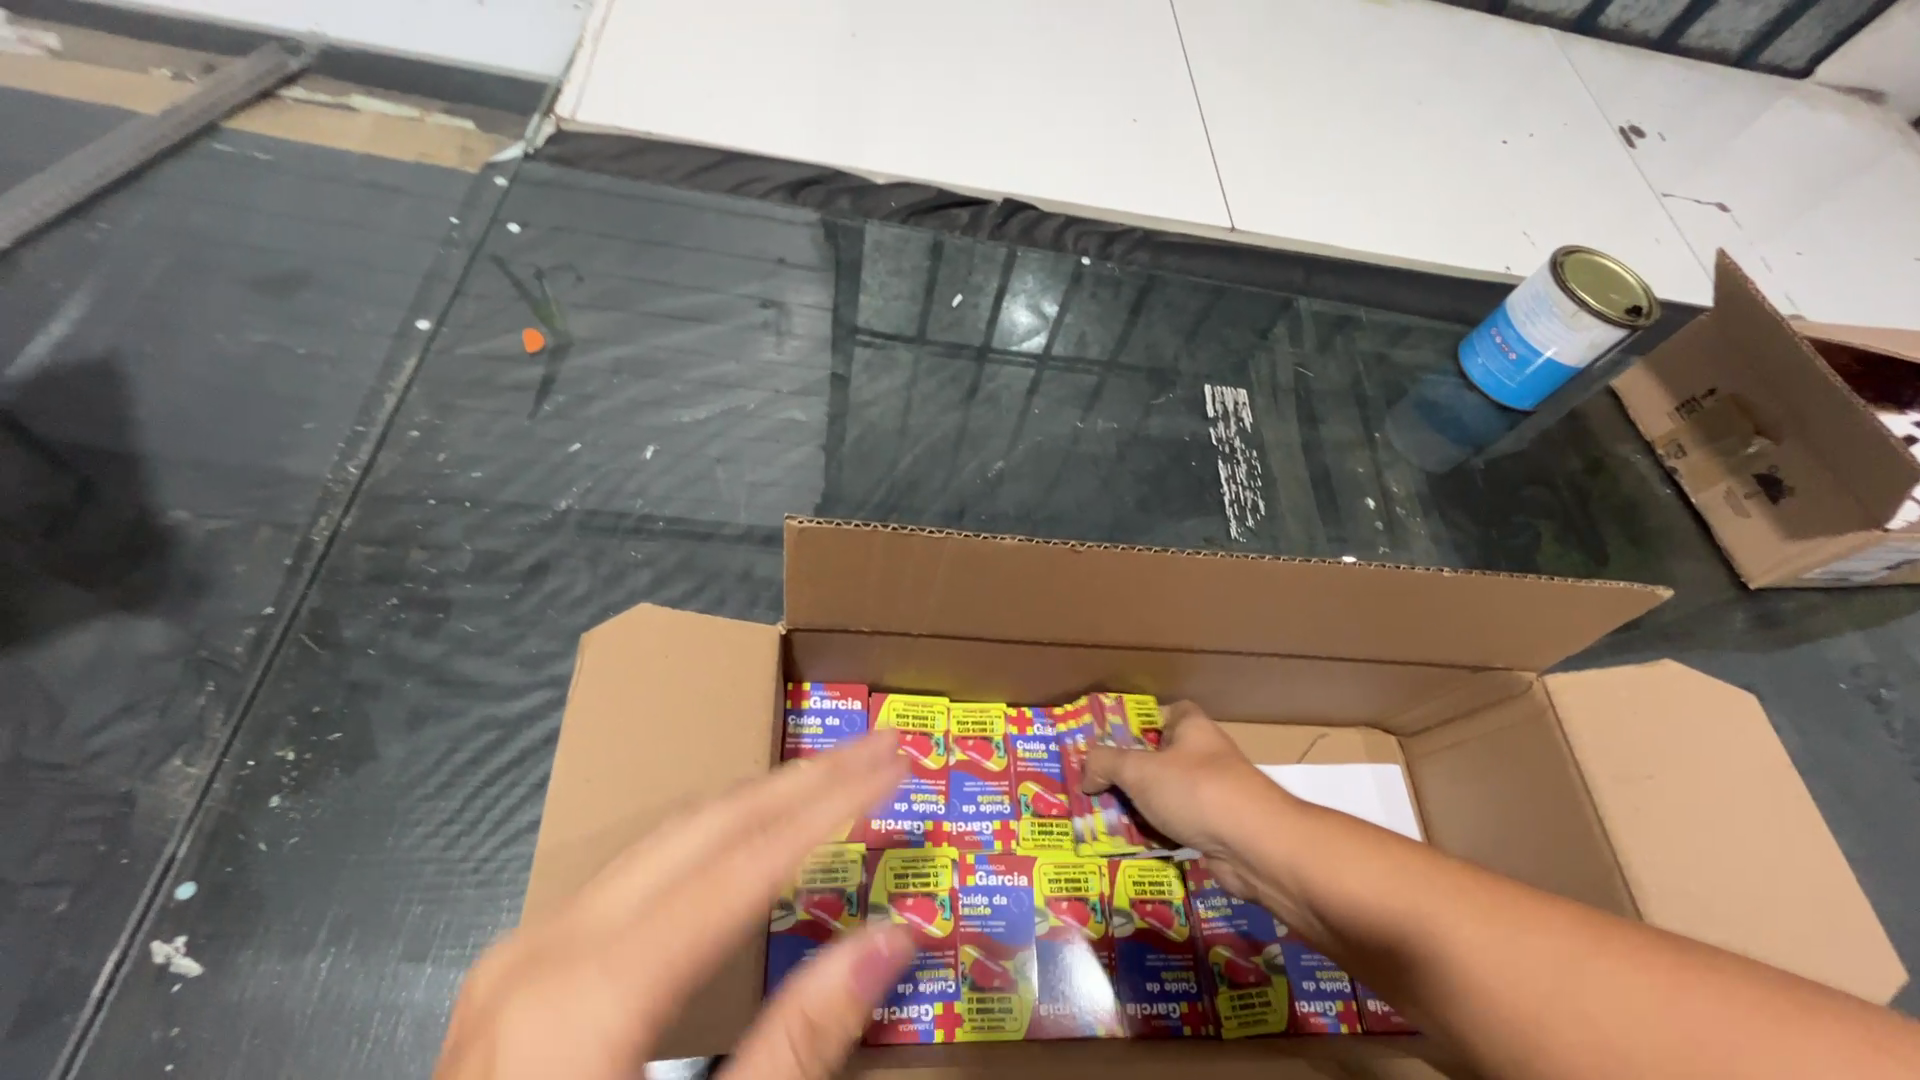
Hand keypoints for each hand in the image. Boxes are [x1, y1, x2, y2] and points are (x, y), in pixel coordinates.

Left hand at [437, 732, 914, 1079]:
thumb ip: (798, 1043)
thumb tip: (891, 940)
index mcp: (588, 991)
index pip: (744, 861)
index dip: (832, 804)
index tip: (896, 763)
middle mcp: (548, 946)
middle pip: (704, 827)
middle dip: (803, 779)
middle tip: (879, 747)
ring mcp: (523, 954)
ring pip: (664, 841)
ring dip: (759, 802)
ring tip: (833, 776)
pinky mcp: (520, 974)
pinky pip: (635, 877)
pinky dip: (711, 844)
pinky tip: (750, 839)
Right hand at [1082, 700, 1297, 899]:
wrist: (1256, 846)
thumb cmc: (1196, 790)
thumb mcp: (1138, 770)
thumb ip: (1105, 764)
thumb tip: (1085, 773)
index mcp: (1193, 728)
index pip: (1169, 712)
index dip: (1142, 722)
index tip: (1115, 741)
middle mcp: (1207, 756)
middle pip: (1163, 758)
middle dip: (1133, 773)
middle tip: (1099, 786)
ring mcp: (1216, 795)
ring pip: (1170, 796)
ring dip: (1144, 808)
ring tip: (1108, 818)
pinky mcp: (1220, 830)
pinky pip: (1181, 827)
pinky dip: (1161, 834)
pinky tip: (1137, 844)